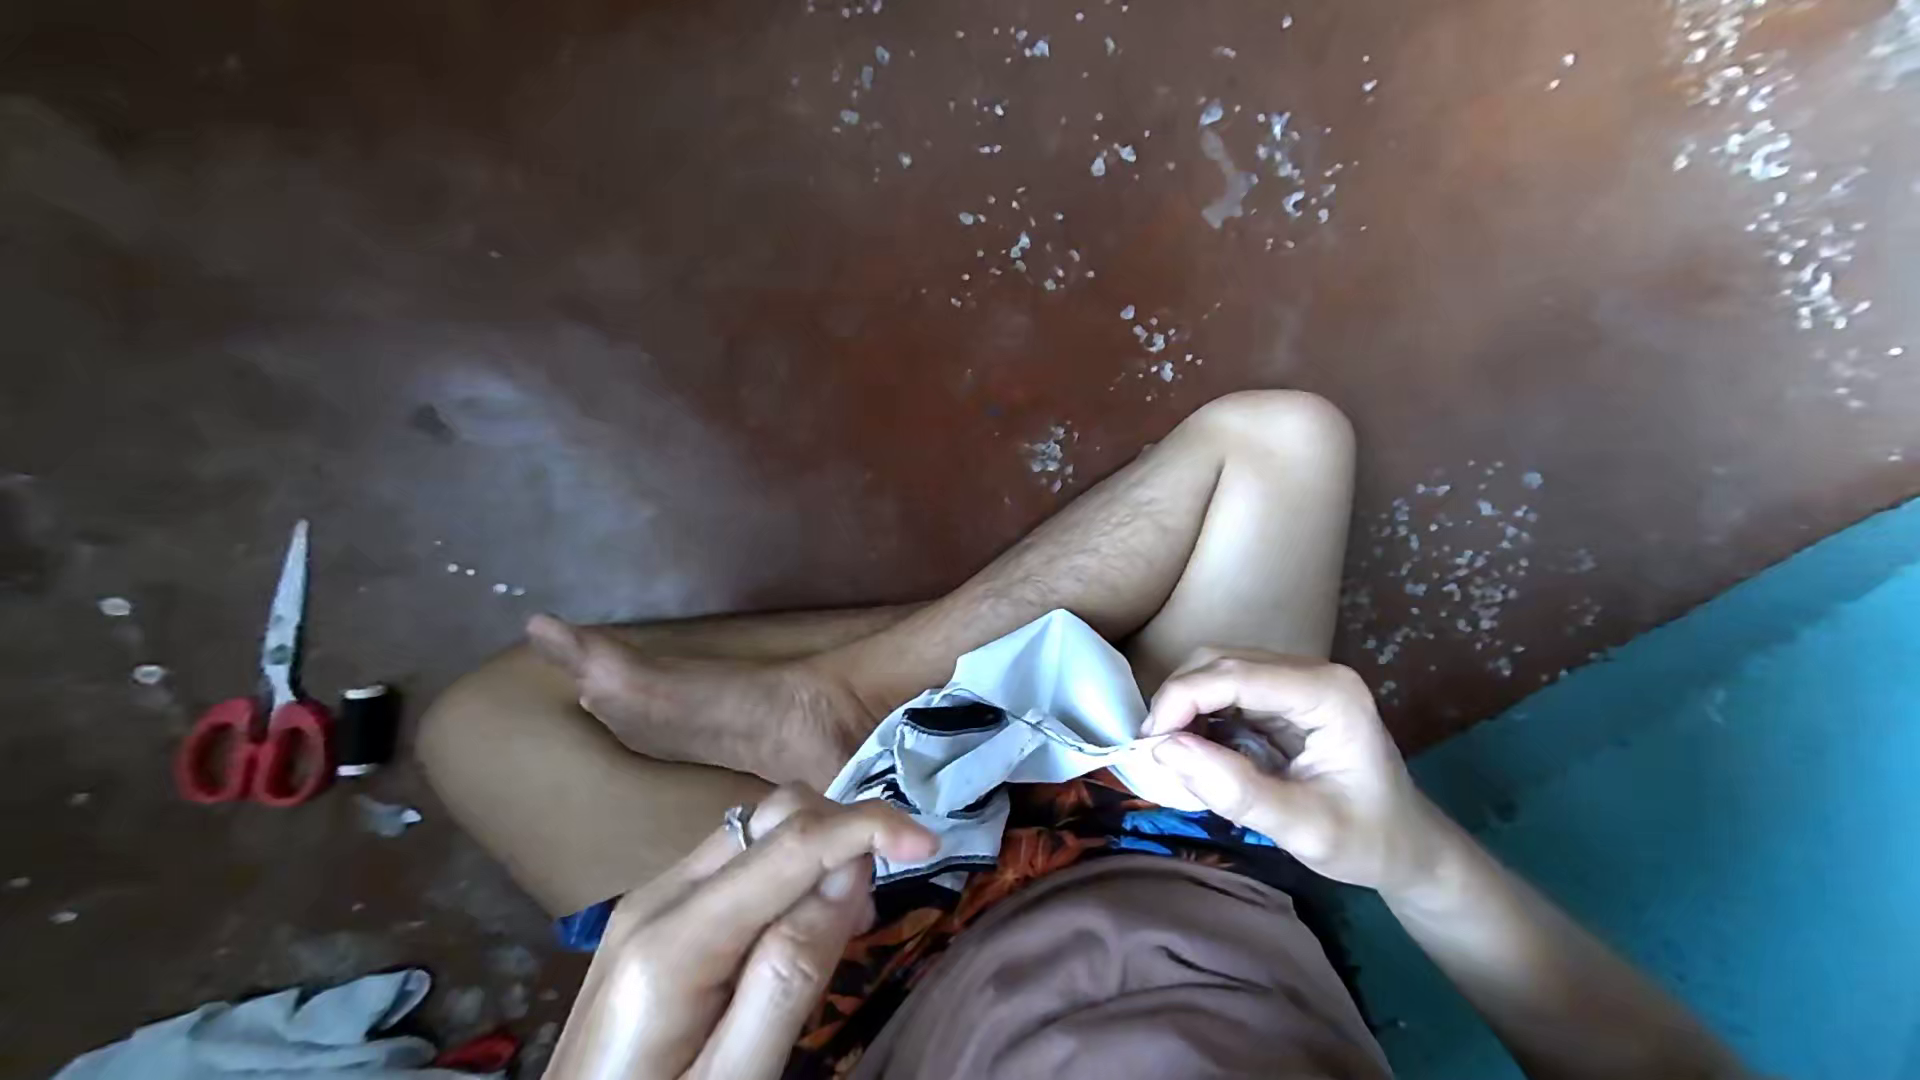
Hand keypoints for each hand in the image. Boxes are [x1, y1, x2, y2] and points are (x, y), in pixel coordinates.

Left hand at [546, 785, 936, 1079]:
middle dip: (843, 835)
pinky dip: (791, 866)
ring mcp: (653, 895)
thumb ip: (792, 974)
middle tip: (872, 911)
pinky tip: (801, 920)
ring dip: (821, 850)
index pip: (791, 841)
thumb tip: (852, 872)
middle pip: (776, 816)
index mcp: (673, 941)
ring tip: (843, 922)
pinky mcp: (658, 907)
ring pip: (763, 827)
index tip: (929, 842)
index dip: (868, 826)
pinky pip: (743, 855)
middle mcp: (658, 893)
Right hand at [1144, 650, 1453, 897]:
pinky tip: (1194, 747)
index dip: (1181, 700)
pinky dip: (1196, 713)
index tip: (1151, 745)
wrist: (1408, 847)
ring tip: (1171, 751)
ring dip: (1183, 706)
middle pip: (1217, 662)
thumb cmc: (1367, 841)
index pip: (1232, 675)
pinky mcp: (1279, 693)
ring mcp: (1294, 678)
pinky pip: (1222, 687)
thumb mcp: (1304, 830)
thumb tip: (1164, 750)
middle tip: (1156, 750)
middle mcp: (1310, 671)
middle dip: (1177, 701)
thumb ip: (1236, 791)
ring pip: (1213, 669)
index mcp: (1327, 693)